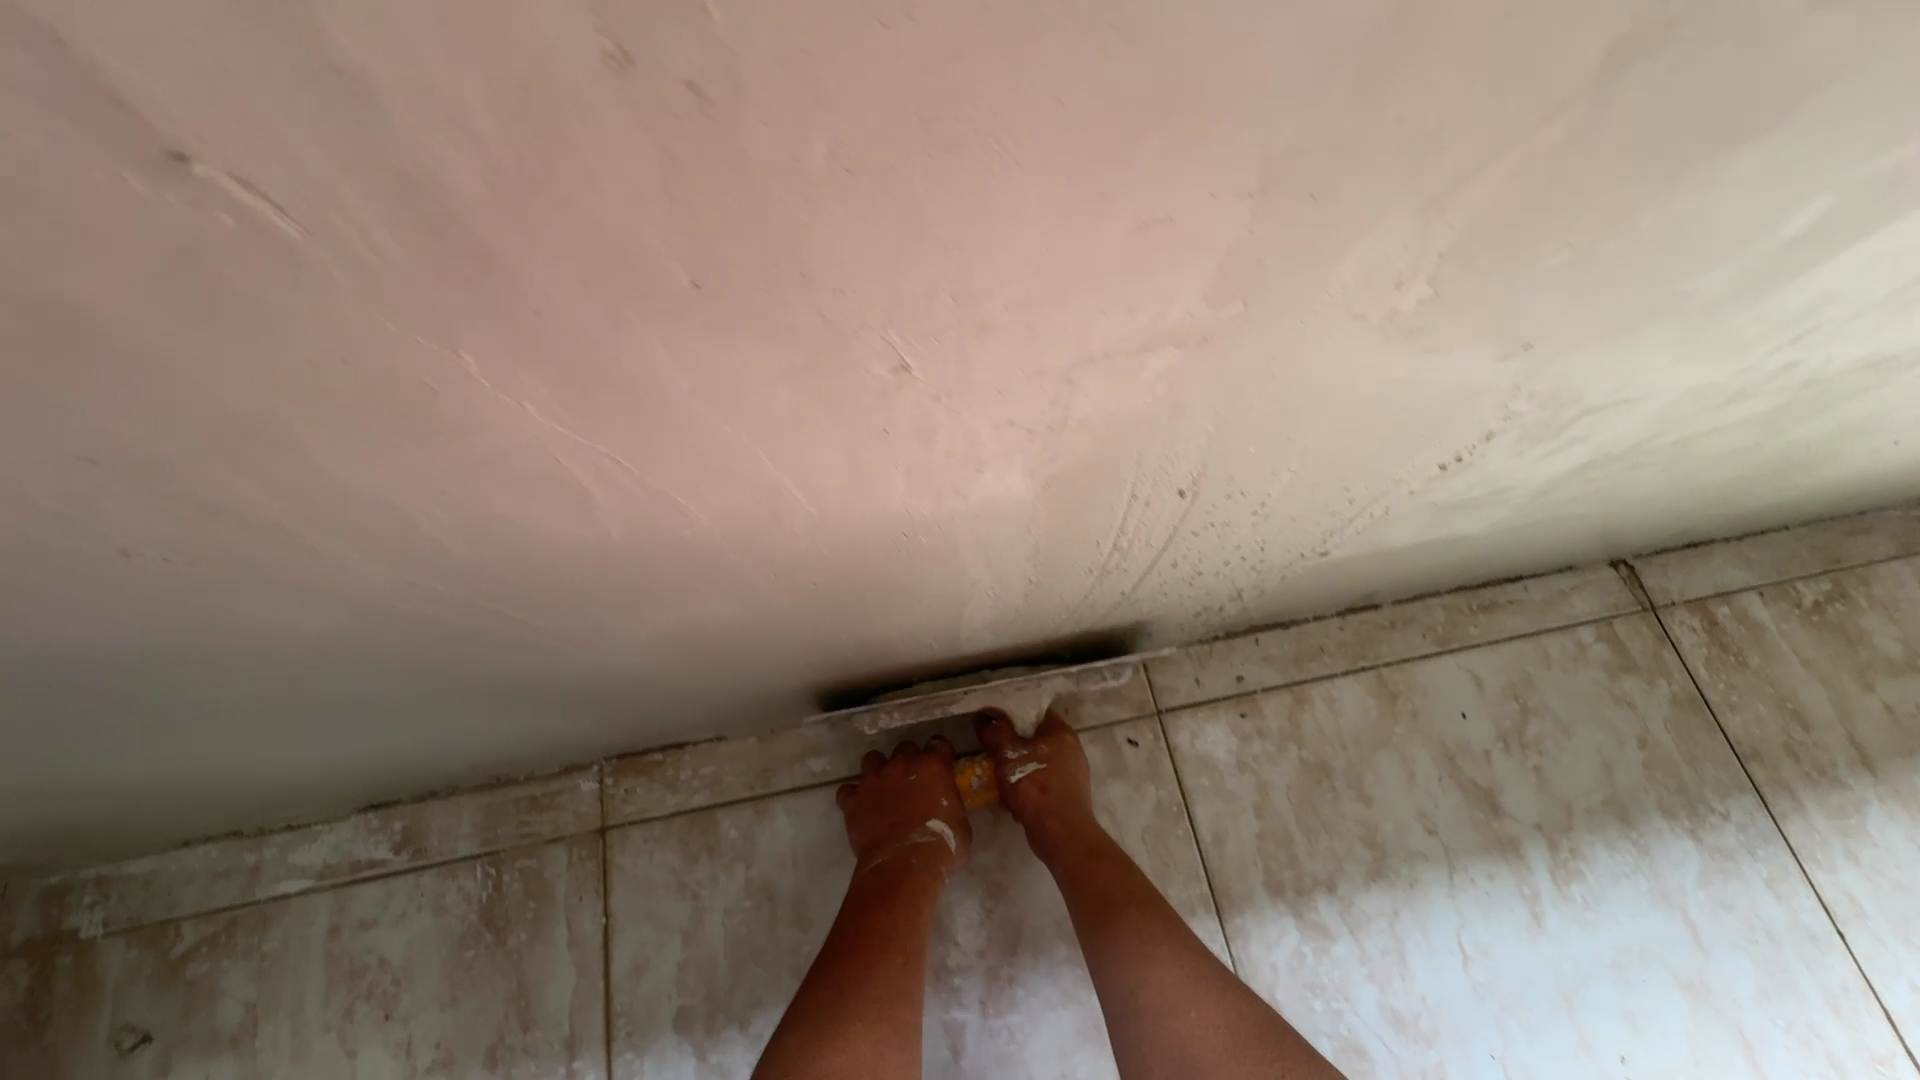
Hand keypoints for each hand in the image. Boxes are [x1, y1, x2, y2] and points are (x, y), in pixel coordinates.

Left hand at [836, 737, 970, 878]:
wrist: (904, 866)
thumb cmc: (942, 847)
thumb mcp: (961, 823)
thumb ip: (952, 805)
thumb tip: (948, 807)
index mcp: (934, 766)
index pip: (939, 744)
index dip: (939, 754)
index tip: (940, 765)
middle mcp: (902, 764)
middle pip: (905, 747)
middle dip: (909, 760)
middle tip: (912, 780)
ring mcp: (874, 779)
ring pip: (872, 759)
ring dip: (878, 770)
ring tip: (882, 787)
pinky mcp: (853, 799)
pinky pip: (848, 790)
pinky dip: (853, 797)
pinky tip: (860, 808)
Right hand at [973, 708, 1103, 867]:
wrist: (1060, 834)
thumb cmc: (1035, 787)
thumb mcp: (1008, 755)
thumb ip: (995, 732)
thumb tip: (982, 716)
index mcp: (1061, 733)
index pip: (1035, 712)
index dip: (1012, 713)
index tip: (991, 720)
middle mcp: (1070, 750)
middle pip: (1033, 739)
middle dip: (1010, 747)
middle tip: (990, 751)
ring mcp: (1070, 775)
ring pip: (1034, 764)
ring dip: (1014, 770)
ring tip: (996, 777)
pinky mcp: (1065, 797)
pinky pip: (1039, 784)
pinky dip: (1024, 789)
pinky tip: (1009, 799)